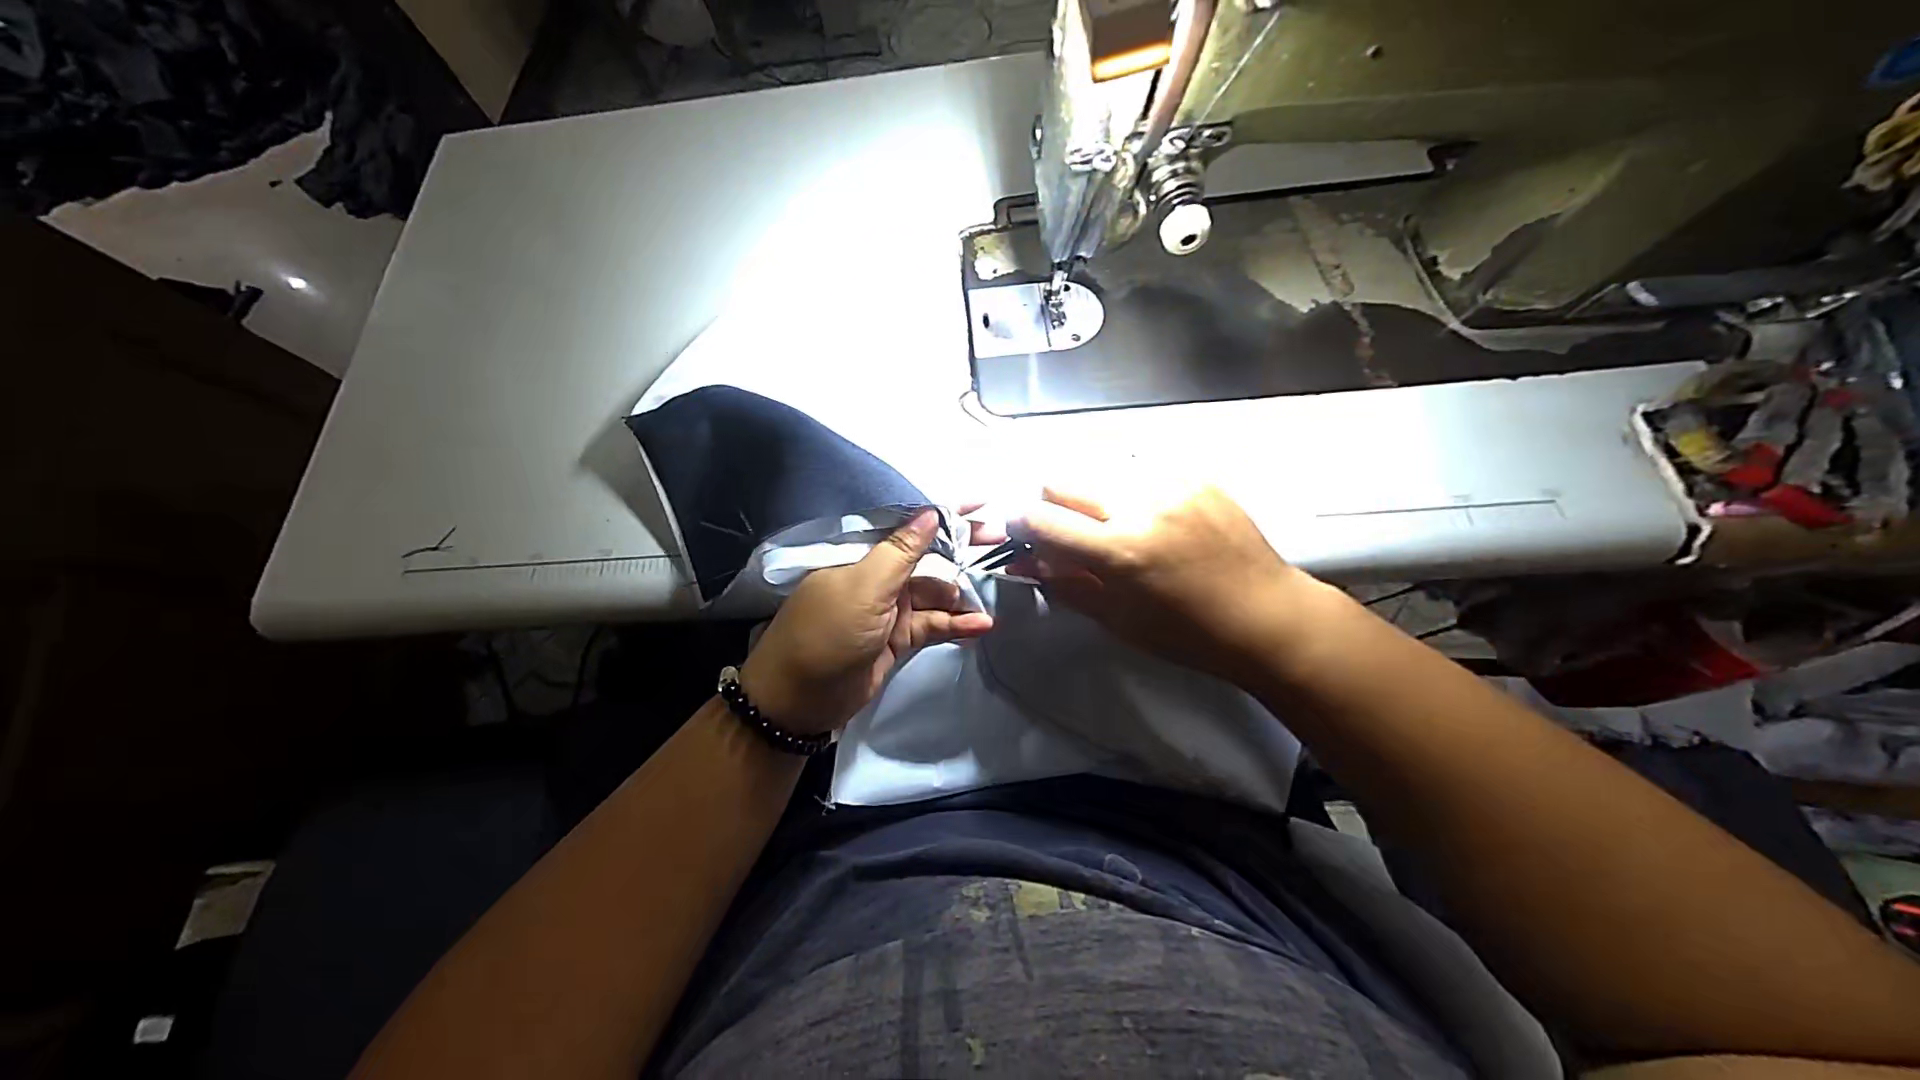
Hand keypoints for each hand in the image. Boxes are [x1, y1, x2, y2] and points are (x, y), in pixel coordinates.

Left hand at [739, 509, 993, 734]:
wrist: (799, 699)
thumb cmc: (828, 633)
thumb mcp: (864, 588)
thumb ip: (901, 552)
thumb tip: (931, 513)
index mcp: (862, 556)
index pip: (908, 526)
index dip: (943, 513)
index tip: (980, 503)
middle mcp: (876, 577)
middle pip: (927, 557)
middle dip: (961, 549)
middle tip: (998, 539)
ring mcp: (888, 609)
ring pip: (934, 593)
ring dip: (961, 596)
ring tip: (987, 599)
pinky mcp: (898, 639)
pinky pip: (933, 624)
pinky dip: (956, 624)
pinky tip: (981, 625)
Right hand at [1011, 483, 1332, 684]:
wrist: (1269, 617)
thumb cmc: (1193, 634)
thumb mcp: (1120, 621)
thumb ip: (1069, 585)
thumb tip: (1030, 562)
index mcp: (1121, 551)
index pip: (1042, 518)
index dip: (1019, 524)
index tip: (1019, 531)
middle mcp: (1143, 506)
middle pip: (1063, 478)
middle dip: (1050, 502)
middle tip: (1064, 528)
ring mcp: (1172, 485)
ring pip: (1099, 465)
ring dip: (1089, 490)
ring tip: (1106, 519)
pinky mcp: (1196, 477)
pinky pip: (1141, 466)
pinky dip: (1126, 485)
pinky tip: (1143, 512)